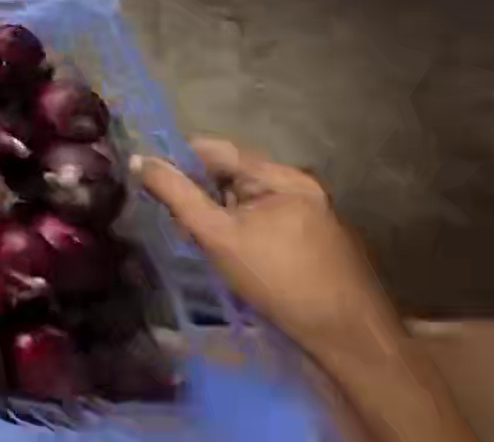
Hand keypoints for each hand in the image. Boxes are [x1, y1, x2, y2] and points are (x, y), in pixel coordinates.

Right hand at [134, 139, 400, 361]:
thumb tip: (139, 159)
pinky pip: (266, 217)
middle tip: (181, 223)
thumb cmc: (280, 281)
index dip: (177, 162)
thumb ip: (174, 193)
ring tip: (205, 242)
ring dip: (220, 214)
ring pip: (246, 198)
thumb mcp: (216, 234)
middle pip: (229, 174)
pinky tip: (235, 254)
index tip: (155, 184)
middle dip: (200, 194)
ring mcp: (314, 212)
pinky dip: (244, 228)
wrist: (354, 344)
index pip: (212, 148)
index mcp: (281, 176)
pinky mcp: (319, 238)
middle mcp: (300, 185)